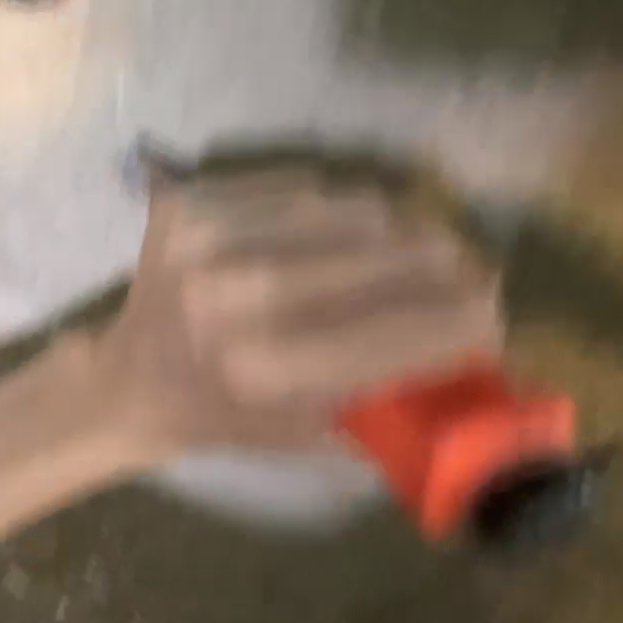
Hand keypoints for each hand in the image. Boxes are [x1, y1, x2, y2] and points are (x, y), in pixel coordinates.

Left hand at [95, 170, 502, 459]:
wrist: (128, 379)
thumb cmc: (222, 417)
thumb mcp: (315, 435)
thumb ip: (402, 399)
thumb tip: (493, 350)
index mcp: (262, 368)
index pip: (410, 326)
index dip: (473, 318)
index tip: (493, 315)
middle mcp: (228, 294)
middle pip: (388, 254)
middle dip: (444, 267)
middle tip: (460, 276)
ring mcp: (199, 240)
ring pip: (349, 209)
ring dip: (390, 234)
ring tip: (395, 258)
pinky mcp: (182, 206)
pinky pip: (296, 186)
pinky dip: (329, 210)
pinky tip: (328, 238)